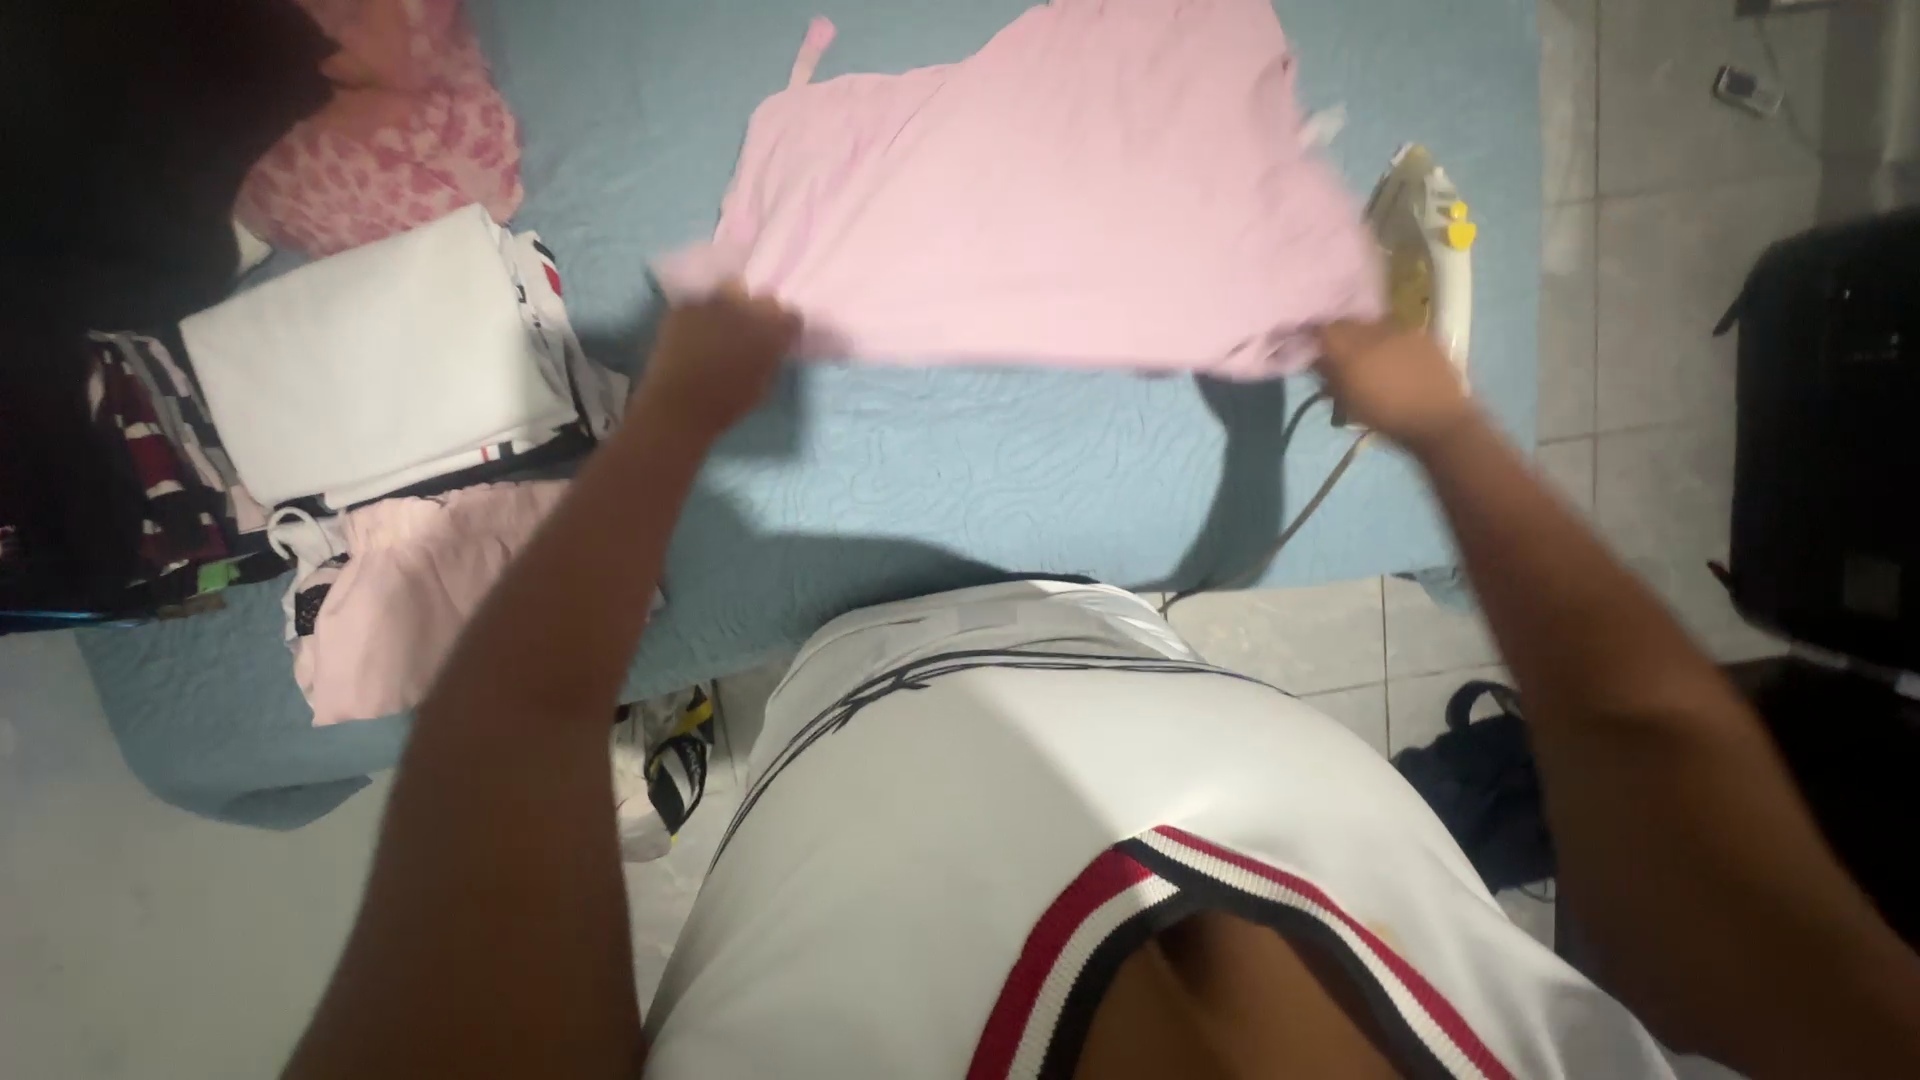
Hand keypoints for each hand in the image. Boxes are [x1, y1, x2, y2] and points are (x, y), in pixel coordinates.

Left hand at [634, 284, 800, 440]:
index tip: (782, 337)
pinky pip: (701, 302)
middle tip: (753, 330)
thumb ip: (771, 358)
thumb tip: (772, 348)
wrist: (680, 404)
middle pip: (763, 299)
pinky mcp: (686, 306)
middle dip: (762, 312)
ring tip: (724, 323)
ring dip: (732, 305)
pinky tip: (697, 330)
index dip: (787, 327)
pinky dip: (703, 313)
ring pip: (731, 291)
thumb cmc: (728, 403)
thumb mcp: (763, 385)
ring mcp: (713, 304)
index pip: (791, 316)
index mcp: (771, 332)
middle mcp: (745, 309)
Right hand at [1317, 320, 1477, 450]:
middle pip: (1349, 323)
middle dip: (1340, 334)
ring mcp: (1403, 331)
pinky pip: (1397, 330)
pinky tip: (1392, 357)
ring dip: (1364, 336)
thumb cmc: (1385, 418)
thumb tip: (1318, 360)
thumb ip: (1330, 376)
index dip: (1315, 335)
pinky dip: (1388, 339)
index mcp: (1352, 352)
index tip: (1311, 346)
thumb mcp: (1347, 403)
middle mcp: (1376, 333)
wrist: (1437, 420)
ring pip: (1373, 324)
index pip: (1325, 330)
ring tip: (1366, 353)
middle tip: (1337, 351)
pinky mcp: (1424, 336)